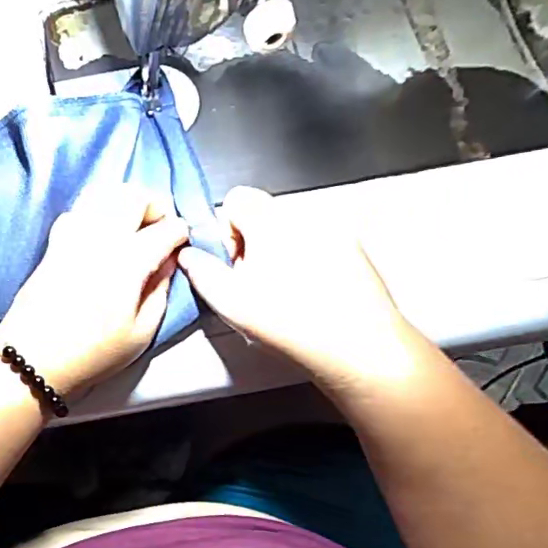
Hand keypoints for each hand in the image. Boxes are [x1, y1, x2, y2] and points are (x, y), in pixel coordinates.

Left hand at [0, 187, 188, 396]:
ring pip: (105, 191)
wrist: (32, 358)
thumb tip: (168, 263)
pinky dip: (98, 210)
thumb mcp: (141, 333)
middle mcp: (101, 236)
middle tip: (158, 229)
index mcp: (128, 260)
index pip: (167, 227)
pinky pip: (80, 208)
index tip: (179, 248)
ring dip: (125, 202)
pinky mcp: (54, 241)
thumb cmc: (91, 354)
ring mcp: (73, 234)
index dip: (180, 234)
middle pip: (135, 194)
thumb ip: (160, 291)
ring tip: (132, 226)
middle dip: (155, 205)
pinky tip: (102, 235)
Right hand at [176, 186, 431, 393]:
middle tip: (253, 287)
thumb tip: (189, 256)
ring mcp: (335, 231)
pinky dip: (310, 264)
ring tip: (283, 296)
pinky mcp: (355, 251)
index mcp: (270, 221)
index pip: (235, 200)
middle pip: (264, 218)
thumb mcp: (230, 303)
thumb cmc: (293, 324)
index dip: (225, 232)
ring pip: (292, 234)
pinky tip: (310, 297)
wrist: (358, 347)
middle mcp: (304, 216)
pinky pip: (320, 247)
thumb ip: (202, 272)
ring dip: (281, 255)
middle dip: (253, 246)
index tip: (230, 264)